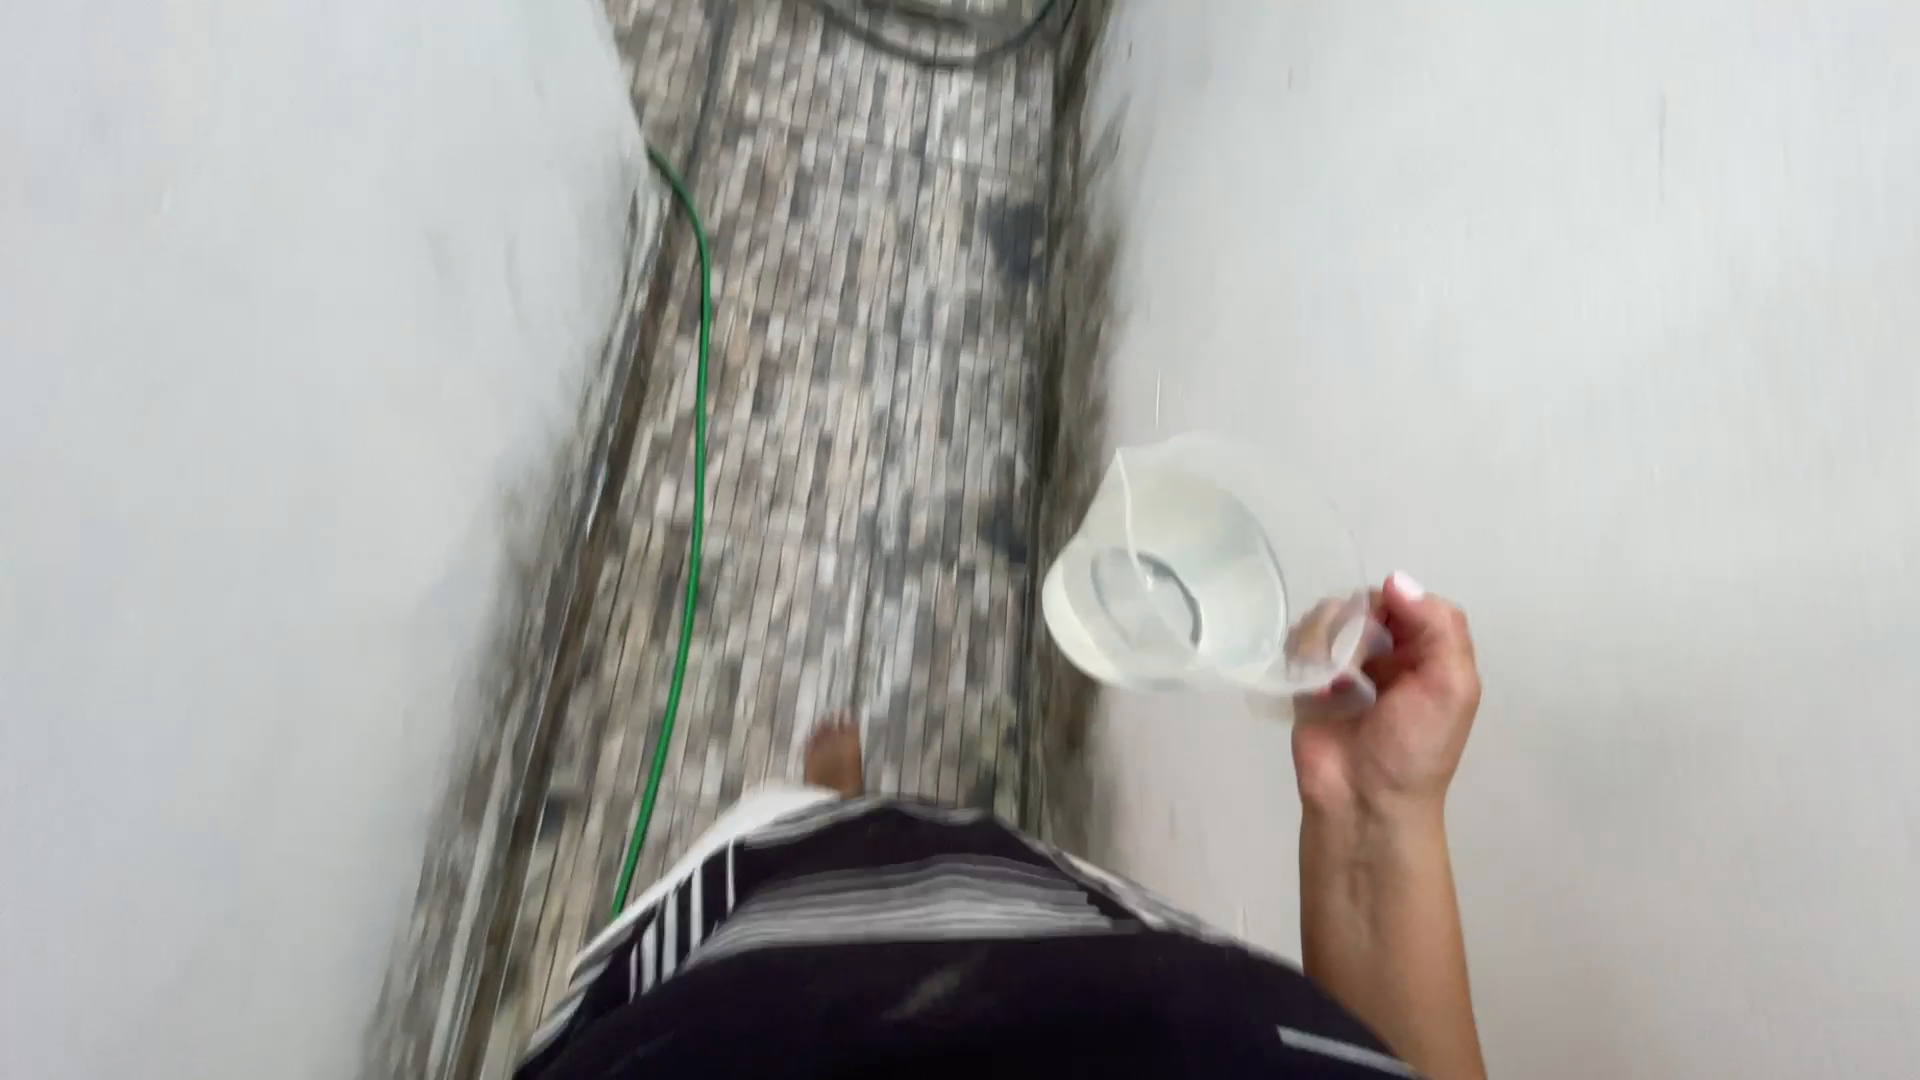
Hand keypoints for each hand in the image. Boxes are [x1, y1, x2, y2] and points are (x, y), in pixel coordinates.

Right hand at [1292, 572, 1480, 817]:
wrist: (1362, 797)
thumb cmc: (1416, 748)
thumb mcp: (1452, 687)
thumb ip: (1439, 628)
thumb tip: (1394, 578)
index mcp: (1424, 650)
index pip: (1403, 599)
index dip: (1391, 606)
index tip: (1386, 635)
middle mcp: (1382, 649)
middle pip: (1359, 603)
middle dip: (1355, 629)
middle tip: (1359, 669)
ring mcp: (1339, 661)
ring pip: (1324, 617)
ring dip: (1327, 646)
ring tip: (1334, 684)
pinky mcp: (1302, 675)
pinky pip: (1295, 640)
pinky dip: (1302, 656)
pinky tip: (1313, 685)